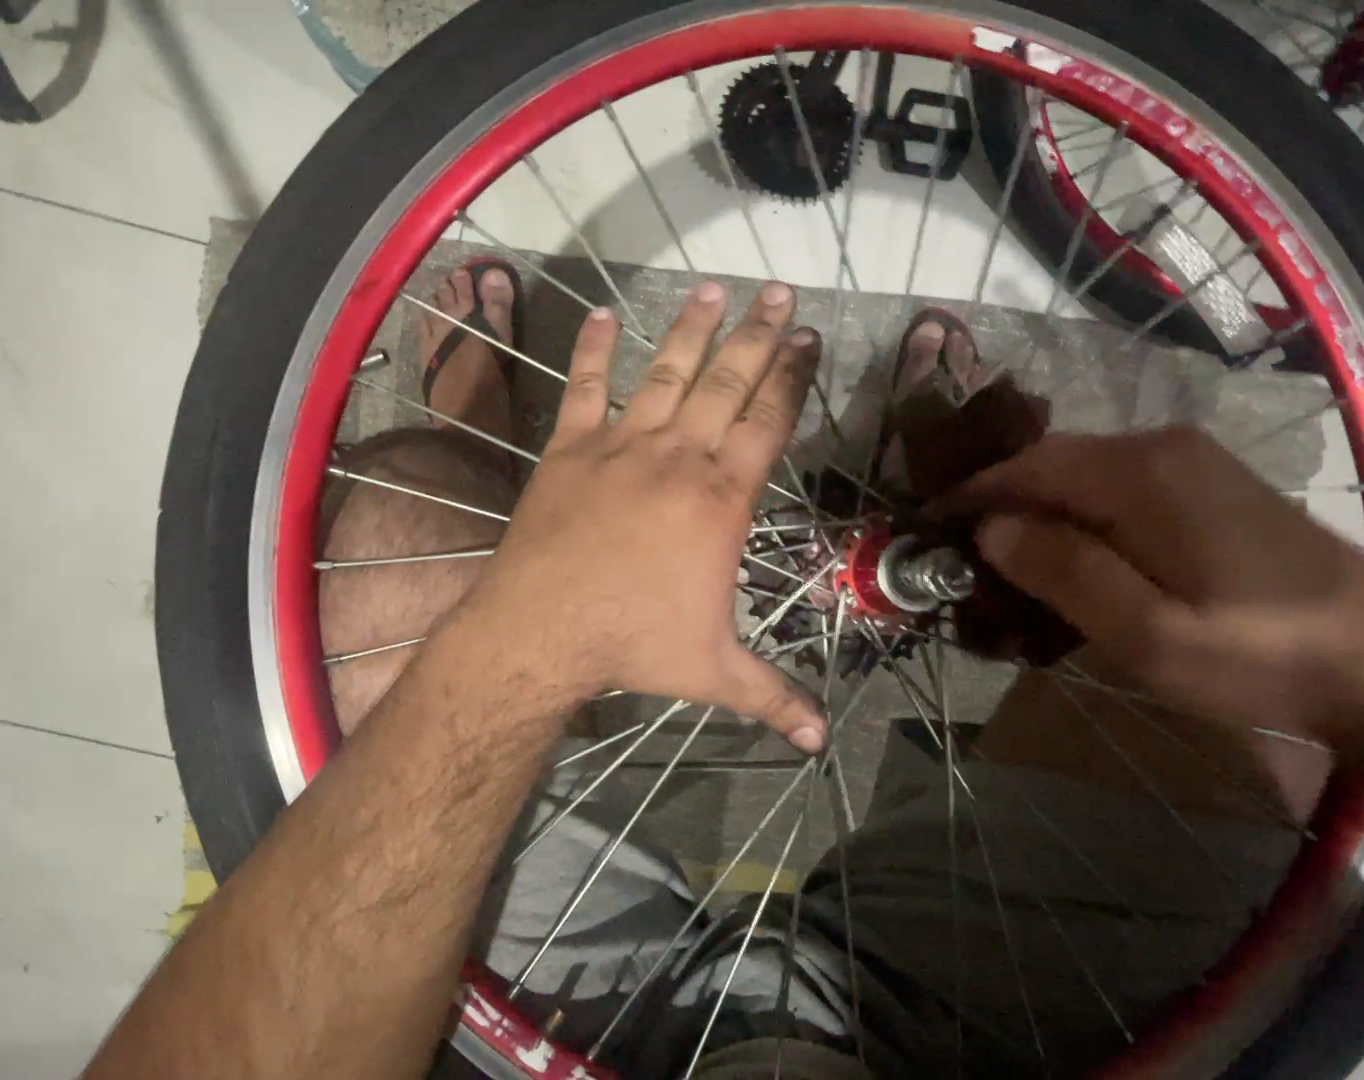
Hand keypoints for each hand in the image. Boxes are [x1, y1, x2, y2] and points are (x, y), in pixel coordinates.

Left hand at [453, 281, 827, 750]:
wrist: (543, 630)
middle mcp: (677, 458)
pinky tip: (598, 314)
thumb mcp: (713, 673)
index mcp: (720, 499)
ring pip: (664, 373)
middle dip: (757, 335)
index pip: (768, 423)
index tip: (809, 340)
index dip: (792, 379)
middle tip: (779, 292)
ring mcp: (620, 446)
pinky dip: (591, 351)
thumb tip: (820, 743)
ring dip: (690, 329)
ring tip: (713, 289)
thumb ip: (772, 697)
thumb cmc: (633, 645)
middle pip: (726, 382)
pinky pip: (583, 389)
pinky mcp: (569, 449)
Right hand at [929, 427, 1363, 741]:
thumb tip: (988, 529)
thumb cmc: (1258, 654)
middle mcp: (1161, 450)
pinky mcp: (1208, 492)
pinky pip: (1115, 495)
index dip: (969, 497)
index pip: (1025, 467)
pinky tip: (1071, 570)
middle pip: (1050, 468)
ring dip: (1037, 522)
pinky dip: (1077, 526)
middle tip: (963, 566)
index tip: (925, 531)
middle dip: (999, 512)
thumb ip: (1062, 571)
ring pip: (1080, 482)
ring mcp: (1190, 467)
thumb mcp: (1147, 630)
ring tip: (1007, 577)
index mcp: (1141, 472)